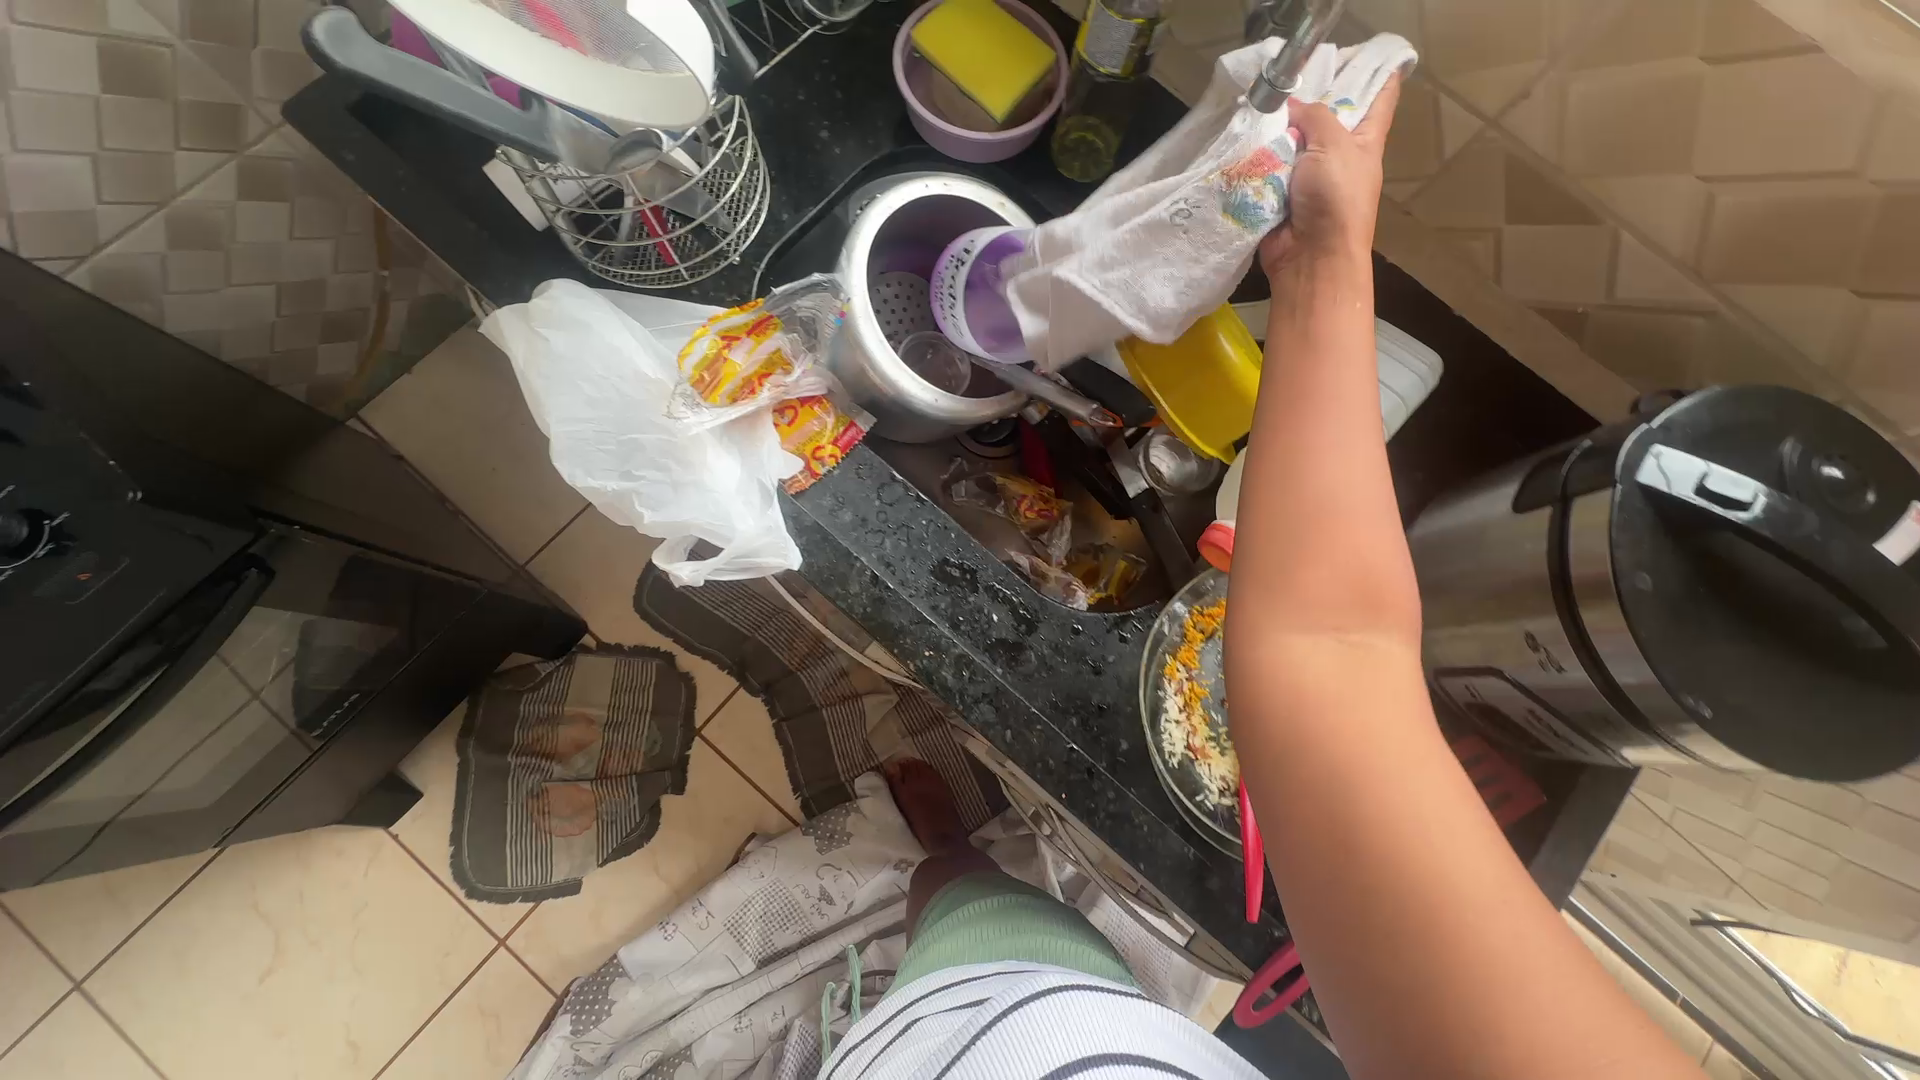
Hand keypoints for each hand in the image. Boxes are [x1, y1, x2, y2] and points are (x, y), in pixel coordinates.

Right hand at [1257, 74, 1401, 278]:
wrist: (1310, 256)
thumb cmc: (1336, 198)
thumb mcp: (1333, 146)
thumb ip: (1315, 116)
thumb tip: (1291, 105)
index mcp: (1365, 141)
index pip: (1379, 100)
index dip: (1374, 75)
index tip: (1359, 53)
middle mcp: (1338, 158)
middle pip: (1324, 119)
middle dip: (1308, 101)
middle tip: (1287, 77)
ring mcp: (1307, 179)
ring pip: (1290, 144)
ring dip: (1275, 132)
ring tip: (1257, 108)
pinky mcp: (1279, 198)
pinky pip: (1266, 171)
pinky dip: (1256, 161)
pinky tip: (1244, 142)